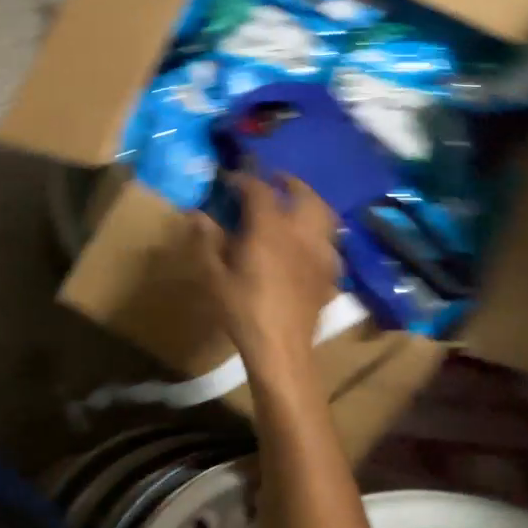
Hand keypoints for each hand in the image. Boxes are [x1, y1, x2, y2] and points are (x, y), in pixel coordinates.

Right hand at [193, 173, 341, 374]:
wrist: (280, 348)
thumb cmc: (241, 307)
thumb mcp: (212, 272)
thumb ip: (206, 238)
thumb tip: (198, 213)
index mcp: (270, 230)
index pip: (259, 191)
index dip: (243, 180)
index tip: (228, 179)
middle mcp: (301, 235)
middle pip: (305, 196)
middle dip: (289, 183)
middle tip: (272, 179)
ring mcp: (321, 255)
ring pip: (325, 217)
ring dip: (309, 204)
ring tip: (292, 205)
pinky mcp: (330, 275)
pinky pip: (329, 242)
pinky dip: (318, 232)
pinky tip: (305, 242)